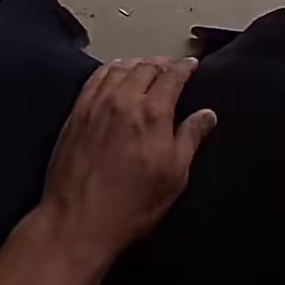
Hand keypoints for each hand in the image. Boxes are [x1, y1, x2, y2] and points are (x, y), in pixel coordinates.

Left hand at [37, 58, 217, 268]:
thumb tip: (207, 115)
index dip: (184, 67)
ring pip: (120, 68)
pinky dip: (110, 69)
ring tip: (146, 66)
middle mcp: (124, 100)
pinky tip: (115, 72)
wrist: (78, 221)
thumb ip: (190, 138)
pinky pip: (95, 78)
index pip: (172, 76)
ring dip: (137, 63)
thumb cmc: (131, 205)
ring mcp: (97, 104)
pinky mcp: (77, 112)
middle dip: (162, 64)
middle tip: (171, 67)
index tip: (191, 64)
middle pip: (146, 67)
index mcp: (152, 113)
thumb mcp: (174, 176)